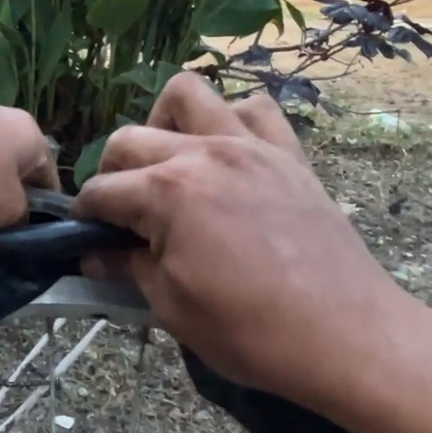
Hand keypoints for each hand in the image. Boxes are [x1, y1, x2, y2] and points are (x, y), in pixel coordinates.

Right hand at [73, 73, 425, 410]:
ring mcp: (249, 146)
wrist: (347, 337)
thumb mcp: (172, 307)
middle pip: (131, 138)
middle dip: (112, 172)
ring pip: (189, 95)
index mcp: (167, 192)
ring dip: (165, 123)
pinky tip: (228, 155)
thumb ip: (127, 268)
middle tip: (122, 212)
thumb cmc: (251, 331)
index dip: (84, 214)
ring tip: (171, 164)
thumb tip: (94, 257)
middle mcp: (203, 153)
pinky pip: (255, 109)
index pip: (102, 191)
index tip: (84, 236)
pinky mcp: (288, 153)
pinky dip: (232, 120)